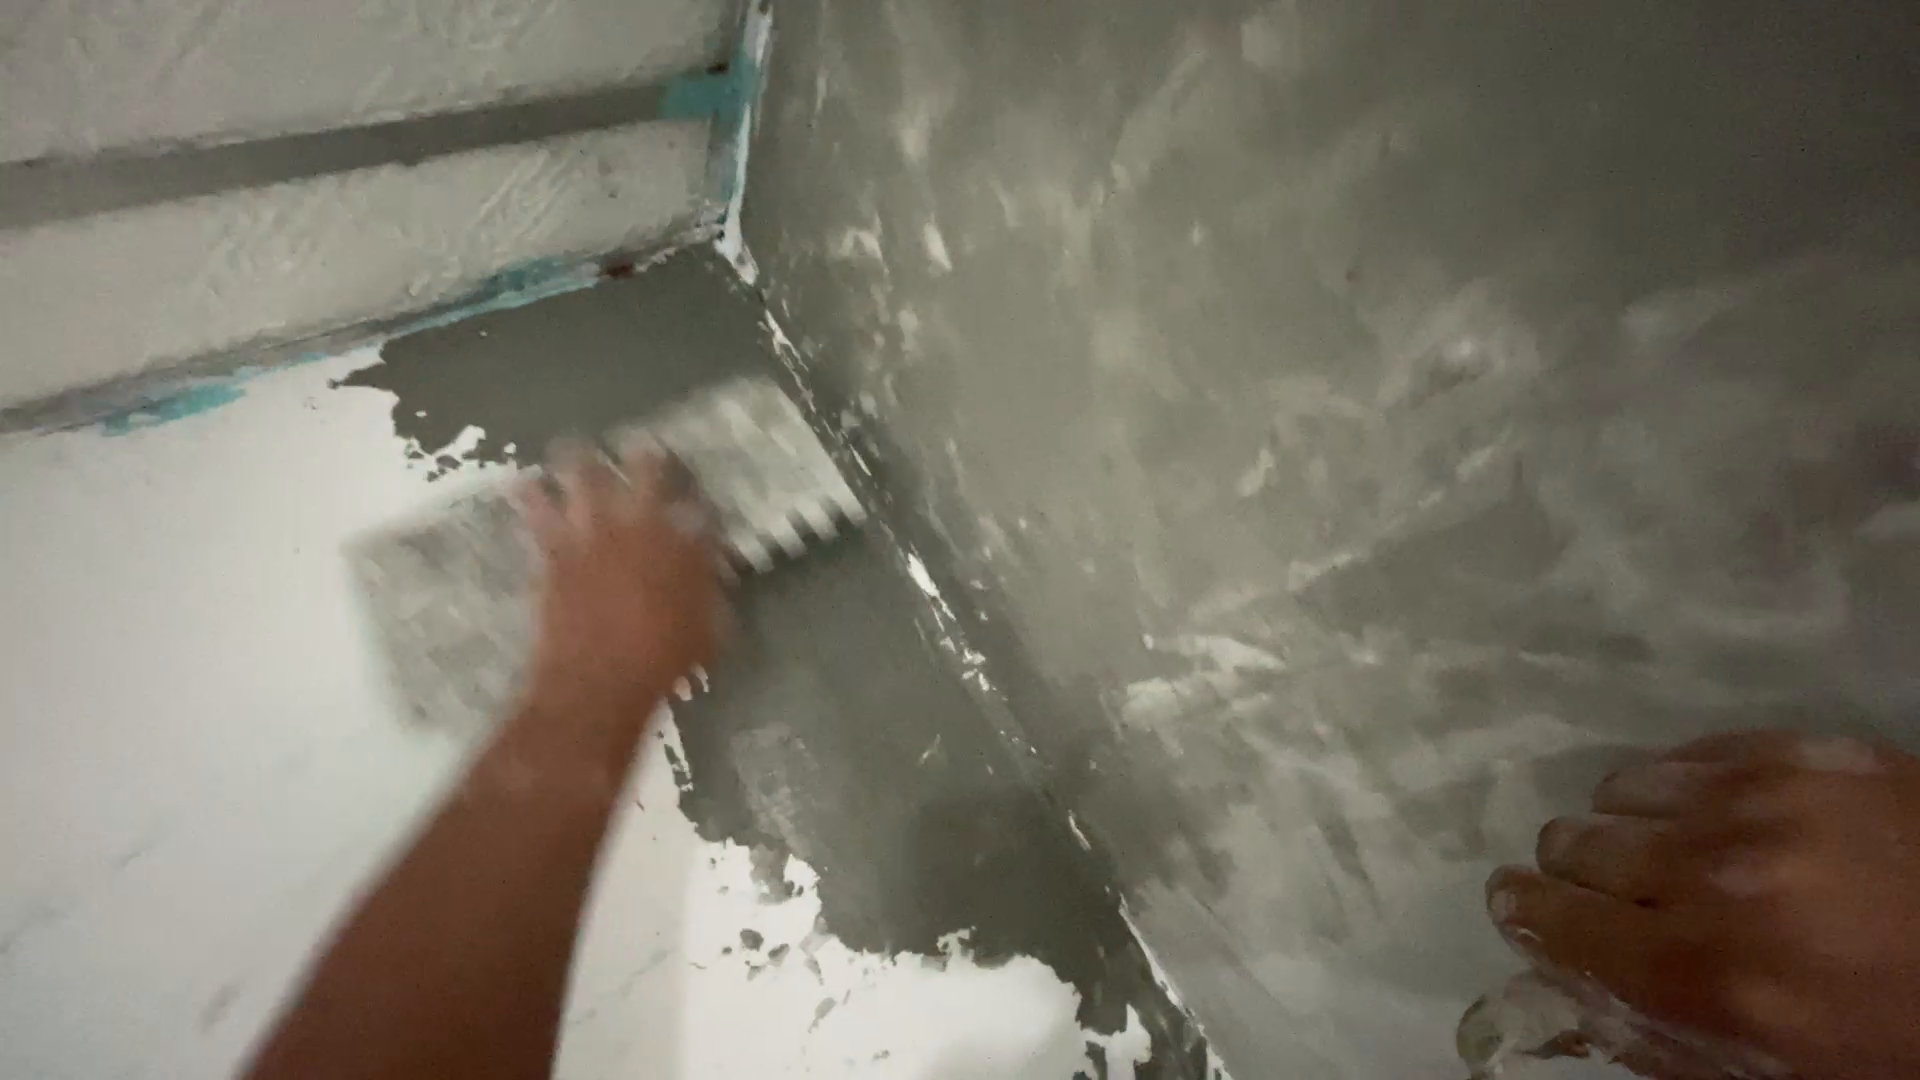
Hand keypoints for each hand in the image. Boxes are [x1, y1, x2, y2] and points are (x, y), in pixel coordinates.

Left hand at [518, 440, 727, 722]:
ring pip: (583, 481)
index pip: (696, 506)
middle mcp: (638, 529)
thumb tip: (710, 566)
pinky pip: (536, 514)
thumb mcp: (707, 627)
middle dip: (644, 456)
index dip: (696, 492)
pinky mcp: (553, 554)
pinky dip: (528, 495)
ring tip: (571, 444)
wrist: (597, 683)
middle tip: (641, 442)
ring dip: (579, 460)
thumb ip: (707, 588)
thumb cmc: (662, 660)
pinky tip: (520, 480)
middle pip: (643, 476)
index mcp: (681, 545)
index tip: (696, 488)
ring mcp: (591, 537)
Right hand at [1488, 729, 1919, 1079]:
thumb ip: (1657, 1042)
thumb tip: (1553, 989)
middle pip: (1566, 844)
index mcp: (1712, 977)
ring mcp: (1753, 805)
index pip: (1542, 915)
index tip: (1536, 914)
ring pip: (1610, 793)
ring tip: (1697, 856)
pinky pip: (1674, 758)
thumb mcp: (1788, 1078)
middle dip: (1588, 877)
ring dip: (1638, 829)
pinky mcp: (1790, 752)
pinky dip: (1686, 792)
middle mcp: (1714, 880)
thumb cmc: (1911, 1039)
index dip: (1527, 914)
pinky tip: (1740, 822)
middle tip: (1636, 899)